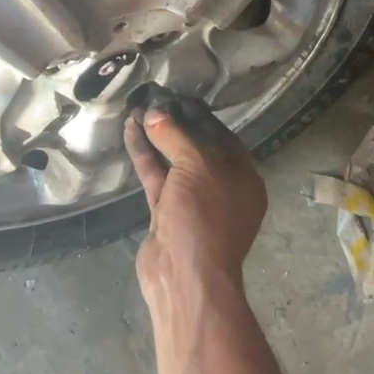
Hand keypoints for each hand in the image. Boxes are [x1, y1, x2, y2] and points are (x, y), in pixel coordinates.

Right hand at [123, 100, 267, 298]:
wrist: (184, 276)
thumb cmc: (205, 216)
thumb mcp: (196, 166)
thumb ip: (174, 136)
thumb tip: (153, 114)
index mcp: (243, 178)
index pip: (222, 136)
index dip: (199, 115)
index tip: (176, 96)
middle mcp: (221, 188)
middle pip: (196, 147)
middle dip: (173, 124)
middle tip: (152, 99)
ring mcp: (193, 202)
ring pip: (173, 161)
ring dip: (155, 137)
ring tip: (136, 110)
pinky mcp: (167, 212)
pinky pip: (156, 176)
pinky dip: (144, 155)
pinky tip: (130, 130)